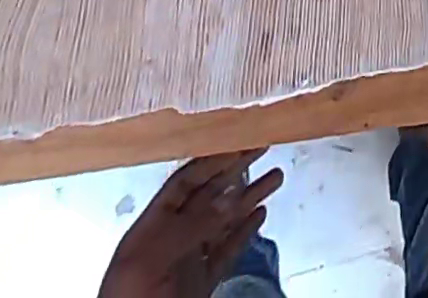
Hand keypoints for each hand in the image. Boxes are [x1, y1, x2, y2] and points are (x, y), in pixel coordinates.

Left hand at [98, 148, 284, 297]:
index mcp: (151, 227)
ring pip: (223, 222)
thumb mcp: (154, 260)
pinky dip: (244, 232)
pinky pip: (225, 252)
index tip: (240, 143)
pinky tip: (261, 215)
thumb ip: (191, 227)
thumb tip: (230, 196)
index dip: (212, 161)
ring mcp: (187, 262)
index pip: (184, 182)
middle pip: (208, 195)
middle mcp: (171, 237)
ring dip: (249, 197)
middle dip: (236, 170)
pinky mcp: (201, 284)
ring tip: (276, 176)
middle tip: (264, 147)